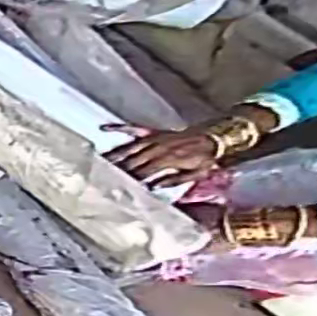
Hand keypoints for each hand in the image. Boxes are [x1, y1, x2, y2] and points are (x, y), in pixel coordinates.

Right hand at [105, 128, 220, 188]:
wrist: (223, 138)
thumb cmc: (208, 158)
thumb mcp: (199, 173)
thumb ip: (175, 181)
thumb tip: (152, 188)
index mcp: (168, 160)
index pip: (141, 172)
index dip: (128, 180)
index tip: (115, 187)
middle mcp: (158, 148)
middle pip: (130, 161)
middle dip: (114, 171)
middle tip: (97, 178)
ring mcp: (154, 138)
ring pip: (126, 148)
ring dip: (110, 157)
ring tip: (94, 163)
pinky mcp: (153, 132)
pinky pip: (133, 128)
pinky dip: (118, 127)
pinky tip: (104, 128)